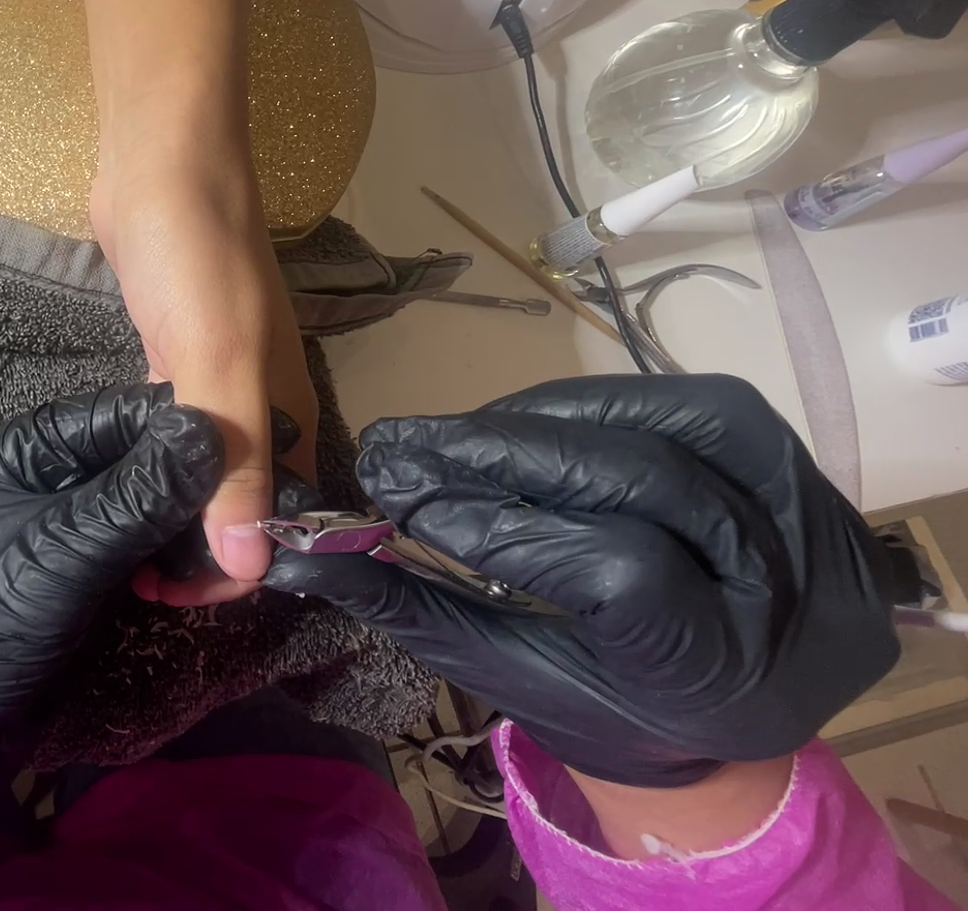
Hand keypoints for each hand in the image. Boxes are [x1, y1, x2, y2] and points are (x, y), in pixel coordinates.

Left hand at [0, 384, 223, 879]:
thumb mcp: (59, 557)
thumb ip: (136, 497)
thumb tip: (213, 429)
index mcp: (30, 447)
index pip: (129, 415)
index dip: (196, 433)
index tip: (267, 459)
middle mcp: (54, 472)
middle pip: (148, 459)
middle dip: (201, 495)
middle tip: (256, 535)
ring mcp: (72, 521)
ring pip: (155, 507)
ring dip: (193, 536)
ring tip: (222, 578)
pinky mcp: (87, 567)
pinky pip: (146, 547)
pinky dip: (175, 564)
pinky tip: (191, 591)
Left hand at [94, 162, 318, 606]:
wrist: (156, 167)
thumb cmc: (195, 256)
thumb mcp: (216, 358)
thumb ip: (232, 458)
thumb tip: (249, 563)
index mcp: (287, 412)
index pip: (282, 517)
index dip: (240, 565)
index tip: (177, 593)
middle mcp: (259, 406)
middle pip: (242, 501)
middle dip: (200, 550)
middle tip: (135, 580)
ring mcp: (214, 382)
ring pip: (205, 471)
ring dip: (173, 512)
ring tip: (122, 552)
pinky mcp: (174, 361)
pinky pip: (171, 435)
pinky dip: (152, 467)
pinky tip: (120, 486)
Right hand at [263, 374, 901, 787]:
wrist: (711, 702)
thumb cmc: (590, 700)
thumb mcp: (491, 669)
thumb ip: (398, 602)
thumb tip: (290, 555)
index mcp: (719, 675)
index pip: (618, 570)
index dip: (498, 527)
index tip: (396, 503)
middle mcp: (797, 596)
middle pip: (644, 480)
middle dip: (498, 452)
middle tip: (396, 444)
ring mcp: (817, 524)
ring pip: (675, 424)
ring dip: (542, 420)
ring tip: (451, 435)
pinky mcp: (802, 471)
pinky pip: (691, 404)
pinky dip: (590, 403)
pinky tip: (518, 423)